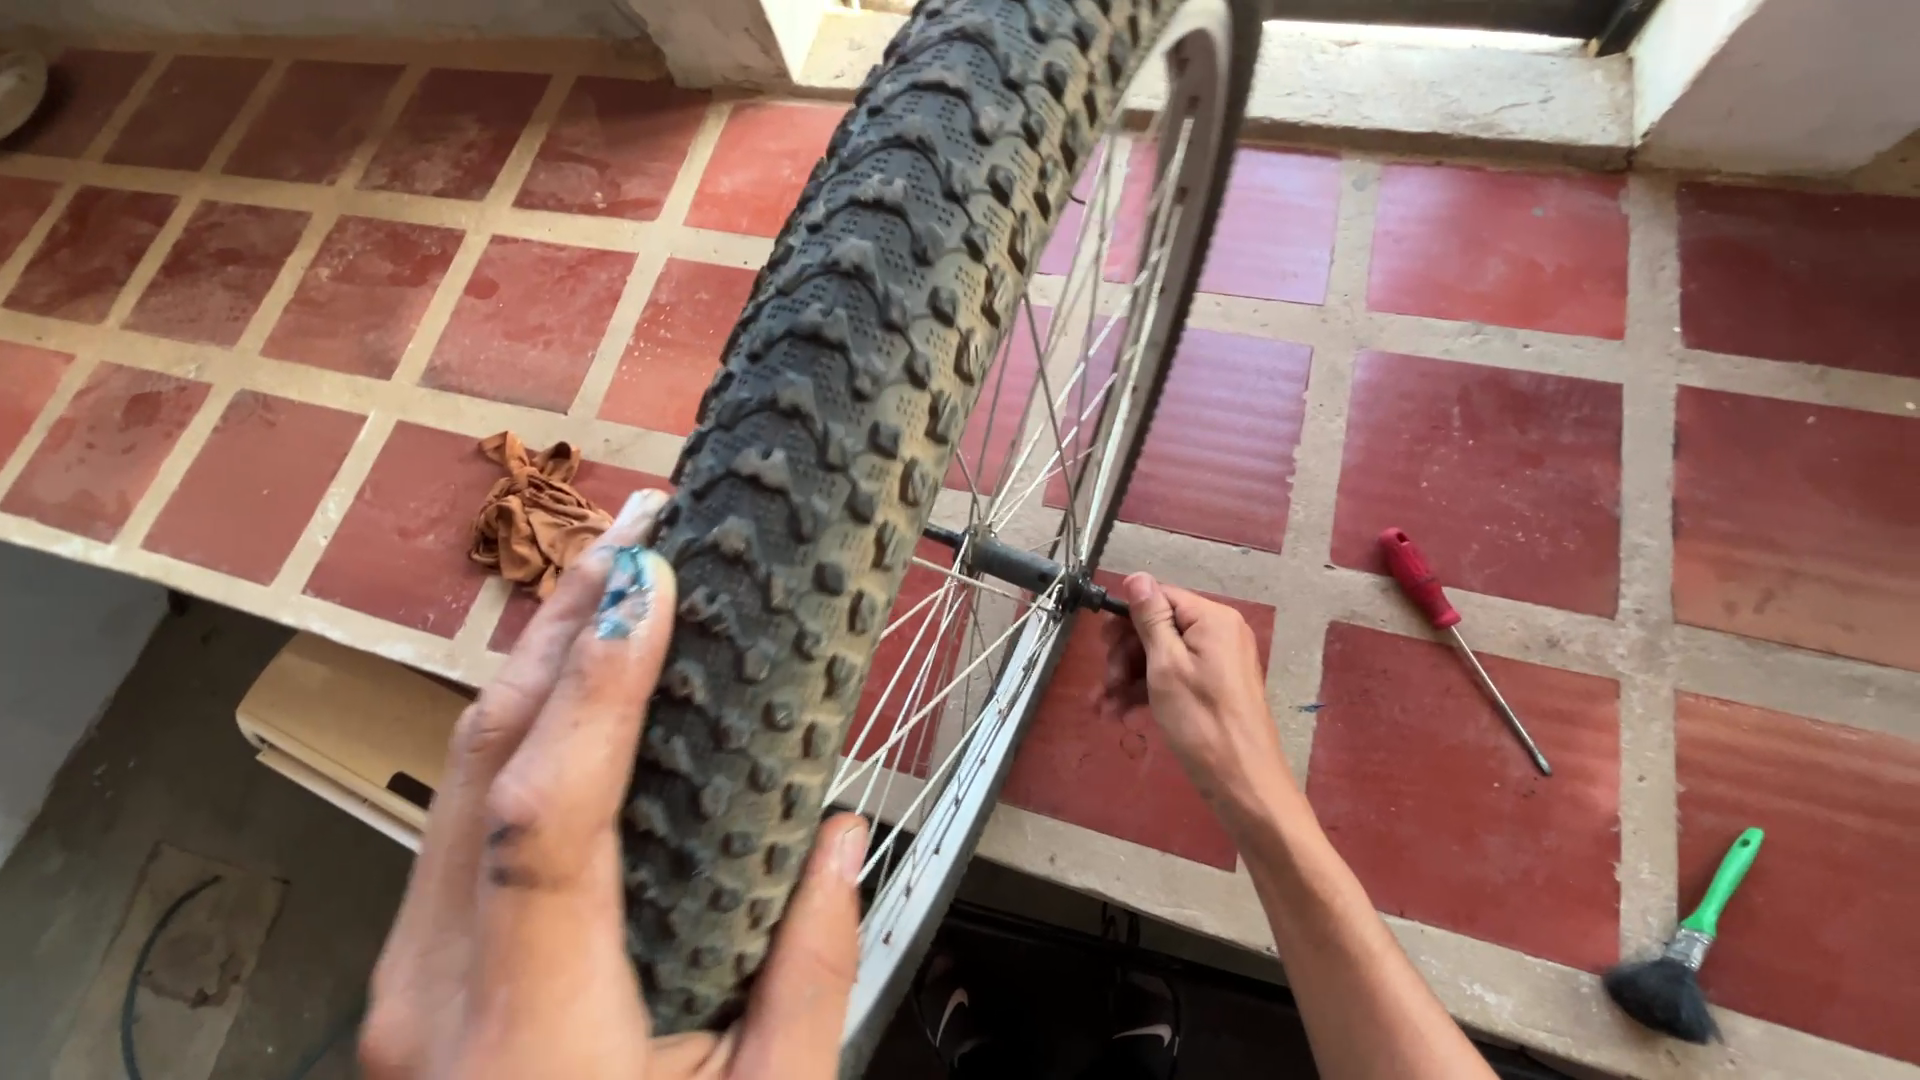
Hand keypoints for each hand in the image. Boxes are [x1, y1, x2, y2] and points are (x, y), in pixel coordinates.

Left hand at [362, 489, 867, 1079]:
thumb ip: (810, 969)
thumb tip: (836, 833)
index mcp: (531, 1036)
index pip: (546, 823)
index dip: (598, 692)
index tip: (651, 587)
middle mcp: (438, 987)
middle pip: (484, 763)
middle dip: (563, 626)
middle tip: (637, 533)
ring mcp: (410, 969)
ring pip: (462, 768)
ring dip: (543, 657)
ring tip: (614, 574)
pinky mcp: (419, 958)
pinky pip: (467, 802)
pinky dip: (528, 716)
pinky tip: (578, 671)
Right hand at [1101, 572, 1291, 814]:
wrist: (1242, 782)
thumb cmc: (1201, 720)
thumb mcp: (1166, 665)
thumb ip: (1150, 618)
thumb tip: (1137, 576)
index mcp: (1212, 619)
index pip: (1160, 598)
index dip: (1127, 618)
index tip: (1101, 643)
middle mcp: (1218, 633)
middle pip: (1158, 627)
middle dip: (1124, 654)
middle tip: (1105, 681)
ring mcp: (1217, 662)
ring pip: (1160, 656)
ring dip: (1128, 678)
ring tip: (1104, 706)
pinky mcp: (1212, 688)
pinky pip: (1173, 676)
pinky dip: (1146, 691)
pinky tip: (1119, 712)